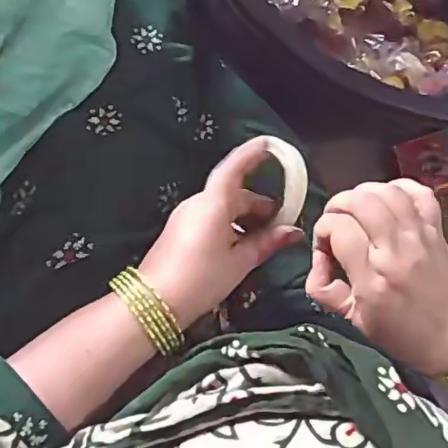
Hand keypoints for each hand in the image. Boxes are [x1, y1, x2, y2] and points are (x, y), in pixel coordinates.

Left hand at [138, 138, 305, 325]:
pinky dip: (229, 224)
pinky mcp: (179, 230)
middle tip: (281, 224)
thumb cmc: (201, 278)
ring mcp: (186, 215)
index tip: (271, 145)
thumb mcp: (240, 262)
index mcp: (214, 202)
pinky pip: (210, 218)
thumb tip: (293, 231)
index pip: (236, 167)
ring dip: (244, 217)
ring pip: (222, 207)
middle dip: (258, 205)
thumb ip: (267, 242)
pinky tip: (240, 246)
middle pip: (233, 192)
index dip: (253, 154)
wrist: (154, 302)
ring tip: (264, 239)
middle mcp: (198, 202)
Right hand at [305, 180, 447, 377]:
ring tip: (358, 209)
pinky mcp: (438, 230)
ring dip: (365, 193)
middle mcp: (397, 252)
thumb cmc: (405, 335)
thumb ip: (326, 291)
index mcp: (373, 280)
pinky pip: (420, 193)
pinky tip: (388, 201)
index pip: (339, 228)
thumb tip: (317, 264)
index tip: (326, 247)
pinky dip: (399, 188)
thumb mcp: (356, 321)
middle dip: (339, 204)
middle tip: (337, 222)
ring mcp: (420, 237)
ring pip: (387, 192)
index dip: (322, 231)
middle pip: (361, 201)